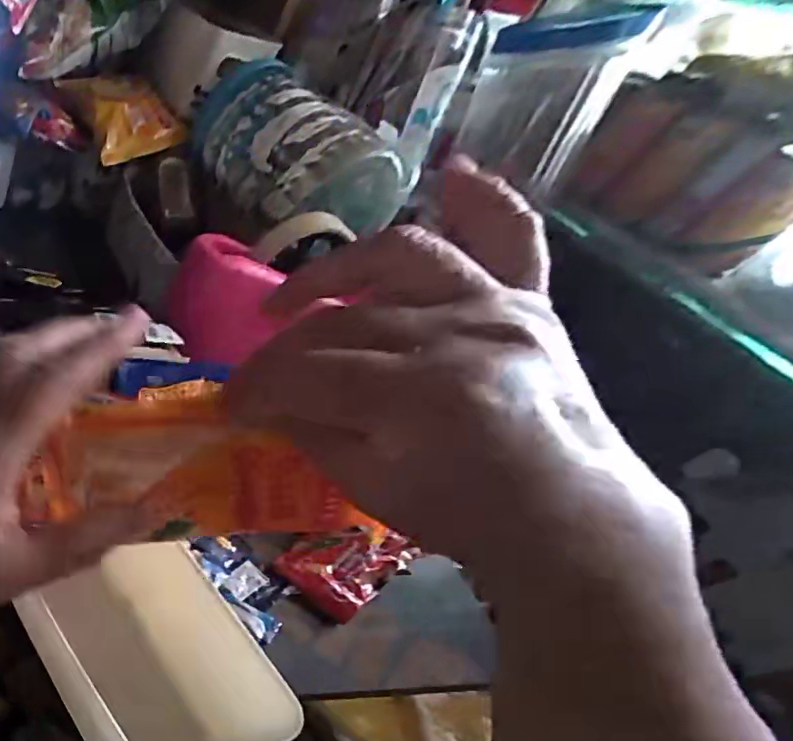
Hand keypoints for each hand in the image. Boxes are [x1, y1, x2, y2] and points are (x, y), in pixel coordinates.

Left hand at [0, 310, 155, 645]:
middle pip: (25, 352)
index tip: (137, 320)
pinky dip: (17, 360)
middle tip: (120, 324)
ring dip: (45, 340)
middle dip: (76, 330)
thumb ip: (89, 538)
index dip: (100, 347)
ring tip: (85, 340)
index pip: (55, 380)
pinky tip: (33, 375)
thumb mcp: (26, 568)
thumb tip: (153, 511)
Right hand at [226, 159, 689, 594]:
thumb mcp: (365, 486)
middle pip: (339, 321)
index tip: (228, 405)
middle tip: (252, 381)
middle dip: (278, 353)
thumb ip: (310, 431)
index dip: (255, 388)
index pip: (307, 373)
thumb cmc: (459, 513)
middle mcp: (456, 333)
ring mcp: (497, 307)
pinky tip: (449, 176)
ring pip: (401, 255)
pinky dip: (479, 201)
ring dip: (333, 270)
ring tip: (291, 303)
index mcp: (414, 395)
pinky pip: (509, 234)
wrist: (564, 514)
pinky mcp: (527, 301)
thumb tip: (265, 402)